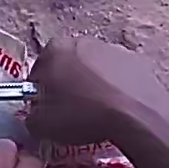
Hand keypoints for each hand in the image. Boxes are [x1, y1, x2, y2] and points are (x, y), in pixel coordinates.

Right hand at [26, 37, 168, 144]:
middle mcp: (82, 41)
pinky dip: (115, 90)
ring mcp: (112, 48)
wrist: (136, 114)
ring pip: (93, 70)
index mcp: (54, 49)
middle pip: (66, 67)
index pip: (37, 73)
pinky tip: (116, 111)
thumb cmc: (82, 115)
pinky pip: (117, 78)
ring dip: (91, 87)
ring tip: (96, 115)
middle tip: (69, 114)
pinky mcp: (137, 60)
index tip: (46, 112)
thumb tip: (36, 115)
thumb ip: (31, 117)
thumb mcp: (42, 126)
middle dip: (65, 87)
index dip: (39, 95)